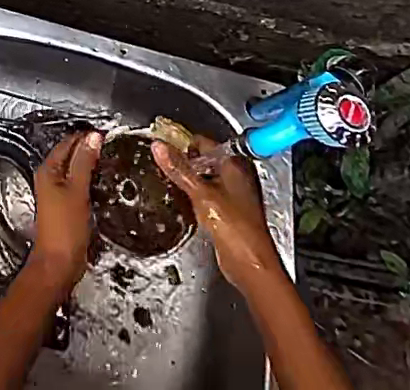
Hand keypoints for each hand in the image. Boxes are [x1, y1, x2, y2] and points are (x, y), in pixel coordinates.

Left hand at [28, 129, 101, 286]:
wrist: (59, 265)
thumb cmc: (64, 230)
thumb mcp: (77, 190)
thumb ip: (84, 162)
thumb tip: (93, 138)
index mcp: (48, 170)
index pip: (68, 142)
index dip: (86, 136)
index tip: (105, 135)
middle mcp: (49, 178)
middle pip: (71, 154)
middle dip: (89, 149)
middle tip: (110, 146)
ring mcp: (57, 192)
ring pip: (75, 169)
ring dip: (90, 164)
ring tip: (108, 161)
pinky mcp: (66, 205)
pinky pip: (79, 184)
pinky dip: (89, 179)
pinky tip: (102, 182)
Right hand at [152, 135, 282, 287]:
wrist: (251, 267)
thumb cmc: (236, 229)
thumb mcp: (201, 193)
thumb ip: (179, 169)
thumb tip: (159, 146)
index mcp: (234, 164)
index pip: (203, 142)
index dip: (182, 144)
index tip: (163, 148)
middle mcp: (236, 176)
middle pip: (203, 159)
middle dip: (184, 163)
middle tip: (164, 166)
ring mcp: (233, 194)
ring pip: (204, 178)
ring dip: (189, 180)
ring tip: (170, 183)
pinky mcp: (228, 211)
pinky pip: (206, 194)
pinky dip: (195, 195)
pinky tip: (184, 202)